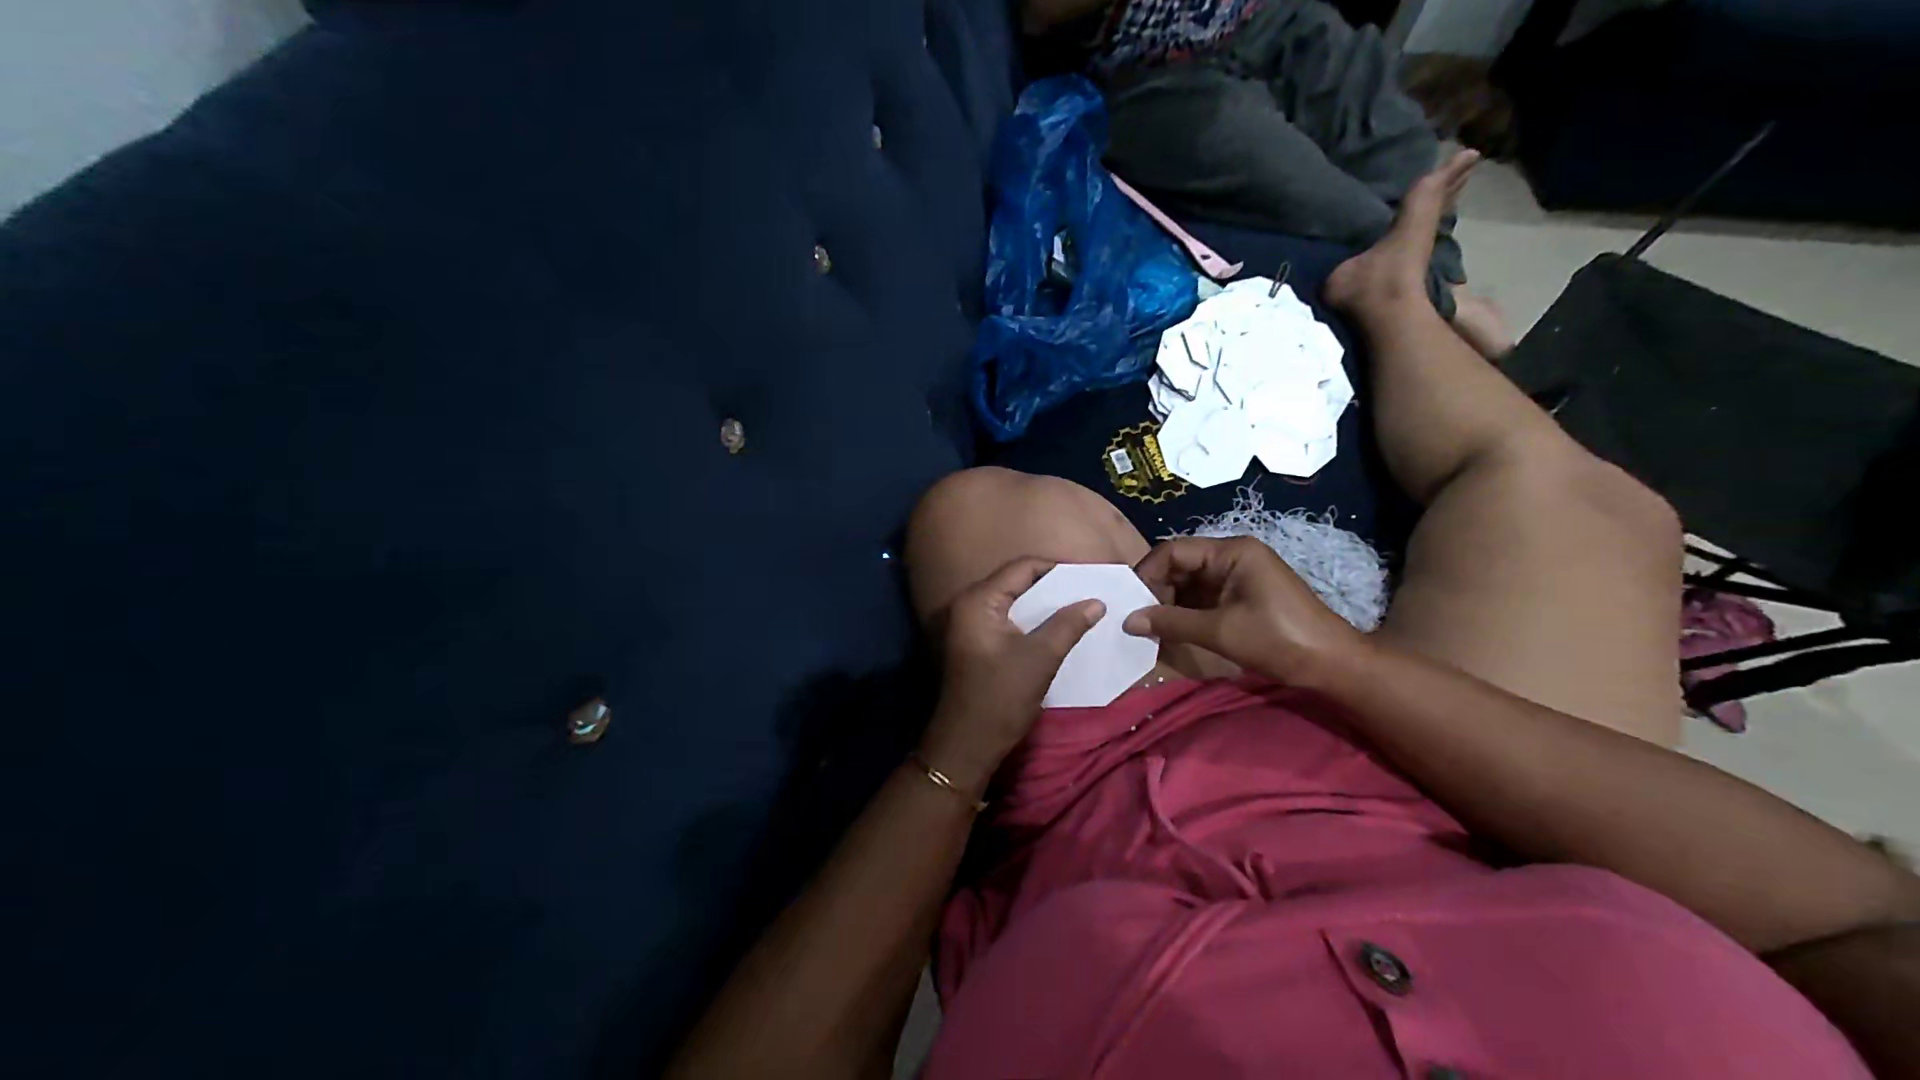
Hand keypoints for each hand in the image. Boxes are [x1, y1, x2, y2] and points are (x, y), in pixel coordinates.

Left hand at [921, 557, 1103, 794]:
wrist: (967, 744)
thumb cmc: (1000, 696)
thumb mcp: (1041, 657)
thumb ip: (1068, 624)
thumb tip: (1096, 601)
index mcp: (979, 600)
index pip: (1023, 567)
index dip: (1058, 568)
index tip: (1090, 575)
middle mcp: (970, 605)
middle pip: (1018, 582)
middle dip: (1054, 586)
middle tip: (1089, 590)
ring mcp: (971, 624)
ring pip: (1015, 602)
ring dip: (1045, 605)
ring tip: (1081, 607)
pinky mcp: (977, 642)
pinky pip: (1010, 620)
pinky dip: (1034, 621)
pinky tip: (1059, 628)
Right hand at [1125, 536, 1366, 686]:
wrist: (1334, 665)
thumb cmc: (1279, 639)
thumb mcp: (1220, 631)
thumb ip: (1171, 622)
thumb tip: (1127, 621)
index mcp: (1232, 552)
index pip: (1174, 551)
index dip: (1148, 573)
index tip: (1129, 601)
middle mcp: (1234, 556)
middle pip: (1181, 564)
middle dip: (1157, 590)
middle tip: (1137, 618)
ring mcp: (1241, 576)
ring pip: (1191, 583)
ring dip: (1170, 604)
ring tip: (1150, 628)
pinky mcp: (1244, 596)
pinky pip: (1205, 597)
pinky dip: (1186, 612)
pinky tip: (1172, 631)